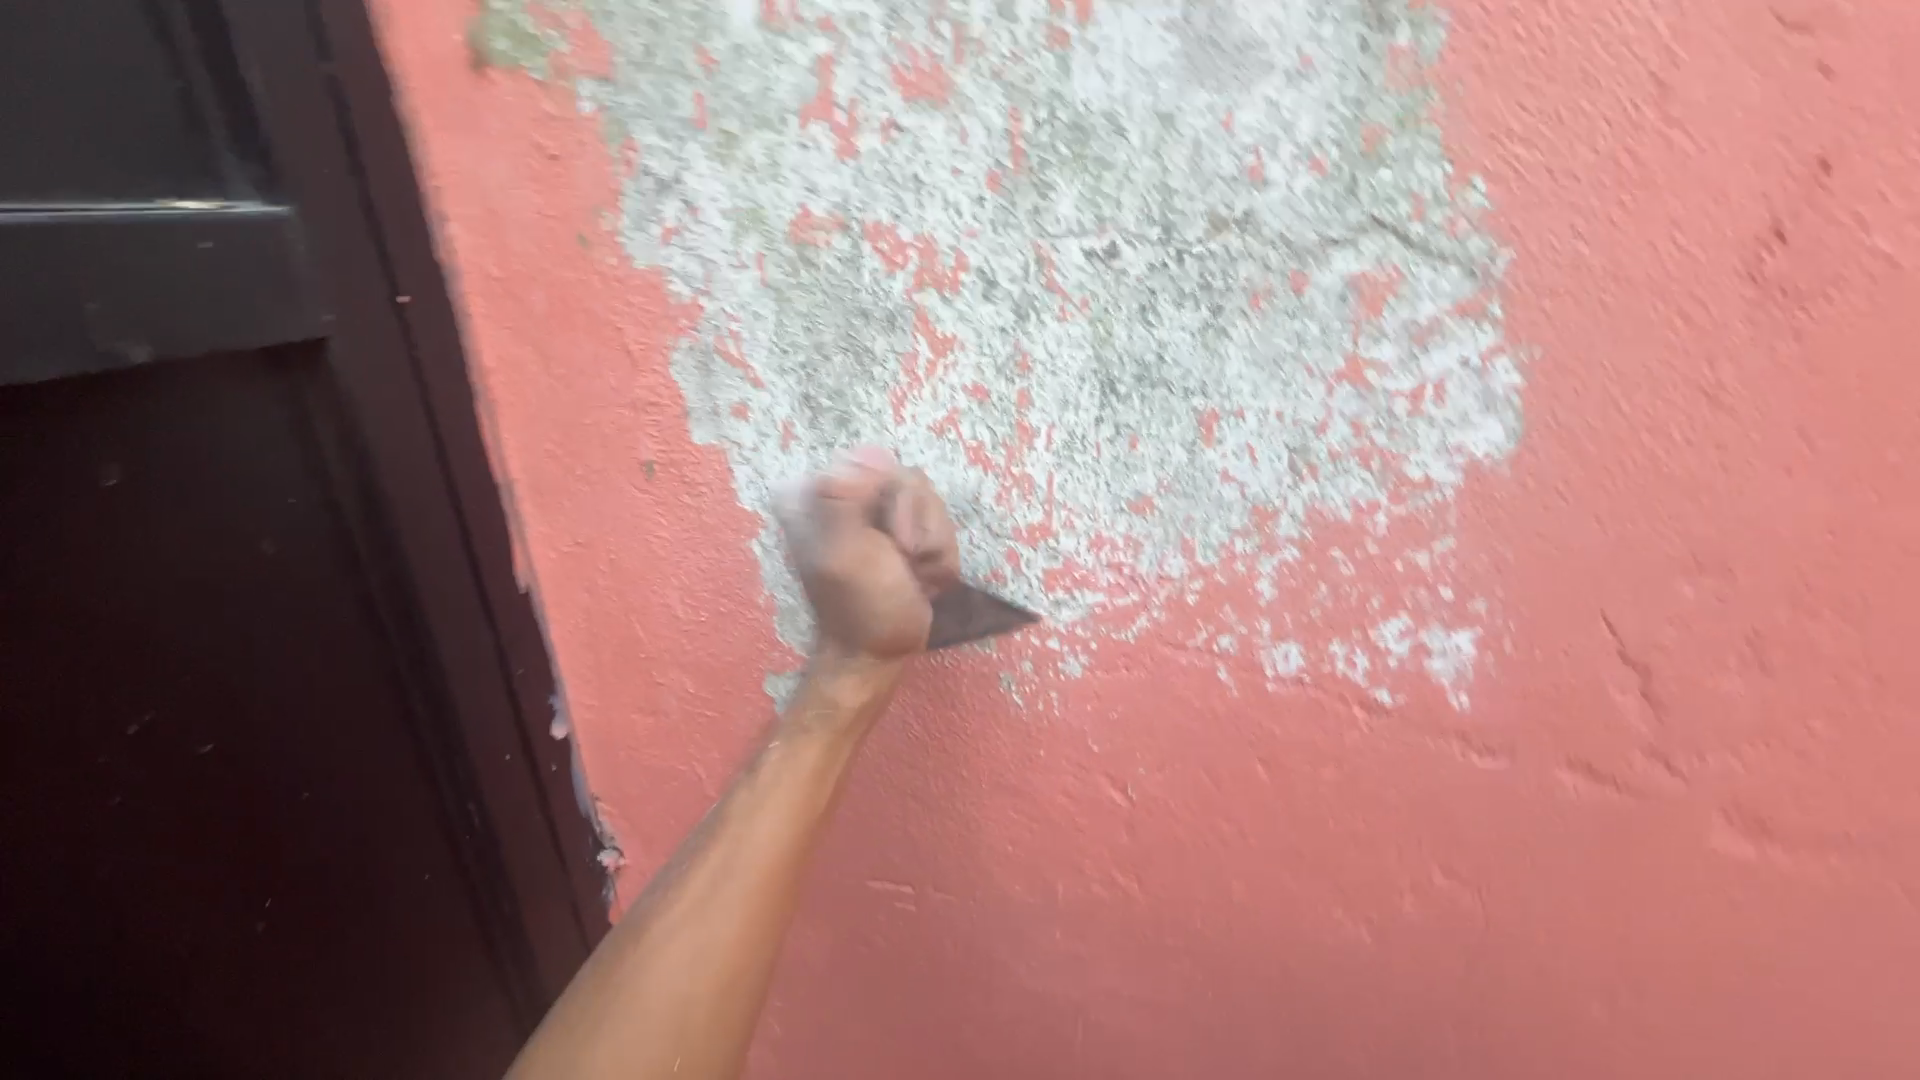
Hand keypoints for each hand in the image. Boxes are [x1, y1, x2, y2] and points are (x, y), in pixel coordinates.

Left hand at [776, 447, 960, 673]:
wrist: (880, 652)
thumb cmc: (861, 607)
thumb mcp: (844, 556)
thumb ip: (843, 500)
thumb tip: (866, 452)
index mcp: (817, 495)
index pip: (876, 463)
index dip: (896, 500)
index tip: (890, 542)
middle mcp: (845, 494)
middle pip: (909, 479)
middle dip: (918, 526)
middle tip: (904, 561)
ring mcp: (877, 512)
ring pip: (929, 500)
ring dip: (932, 545)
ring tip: (913, 574)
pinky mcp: (902, 530)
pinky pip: (939, 522)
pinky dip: (938, 556)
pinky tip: (921, 578)